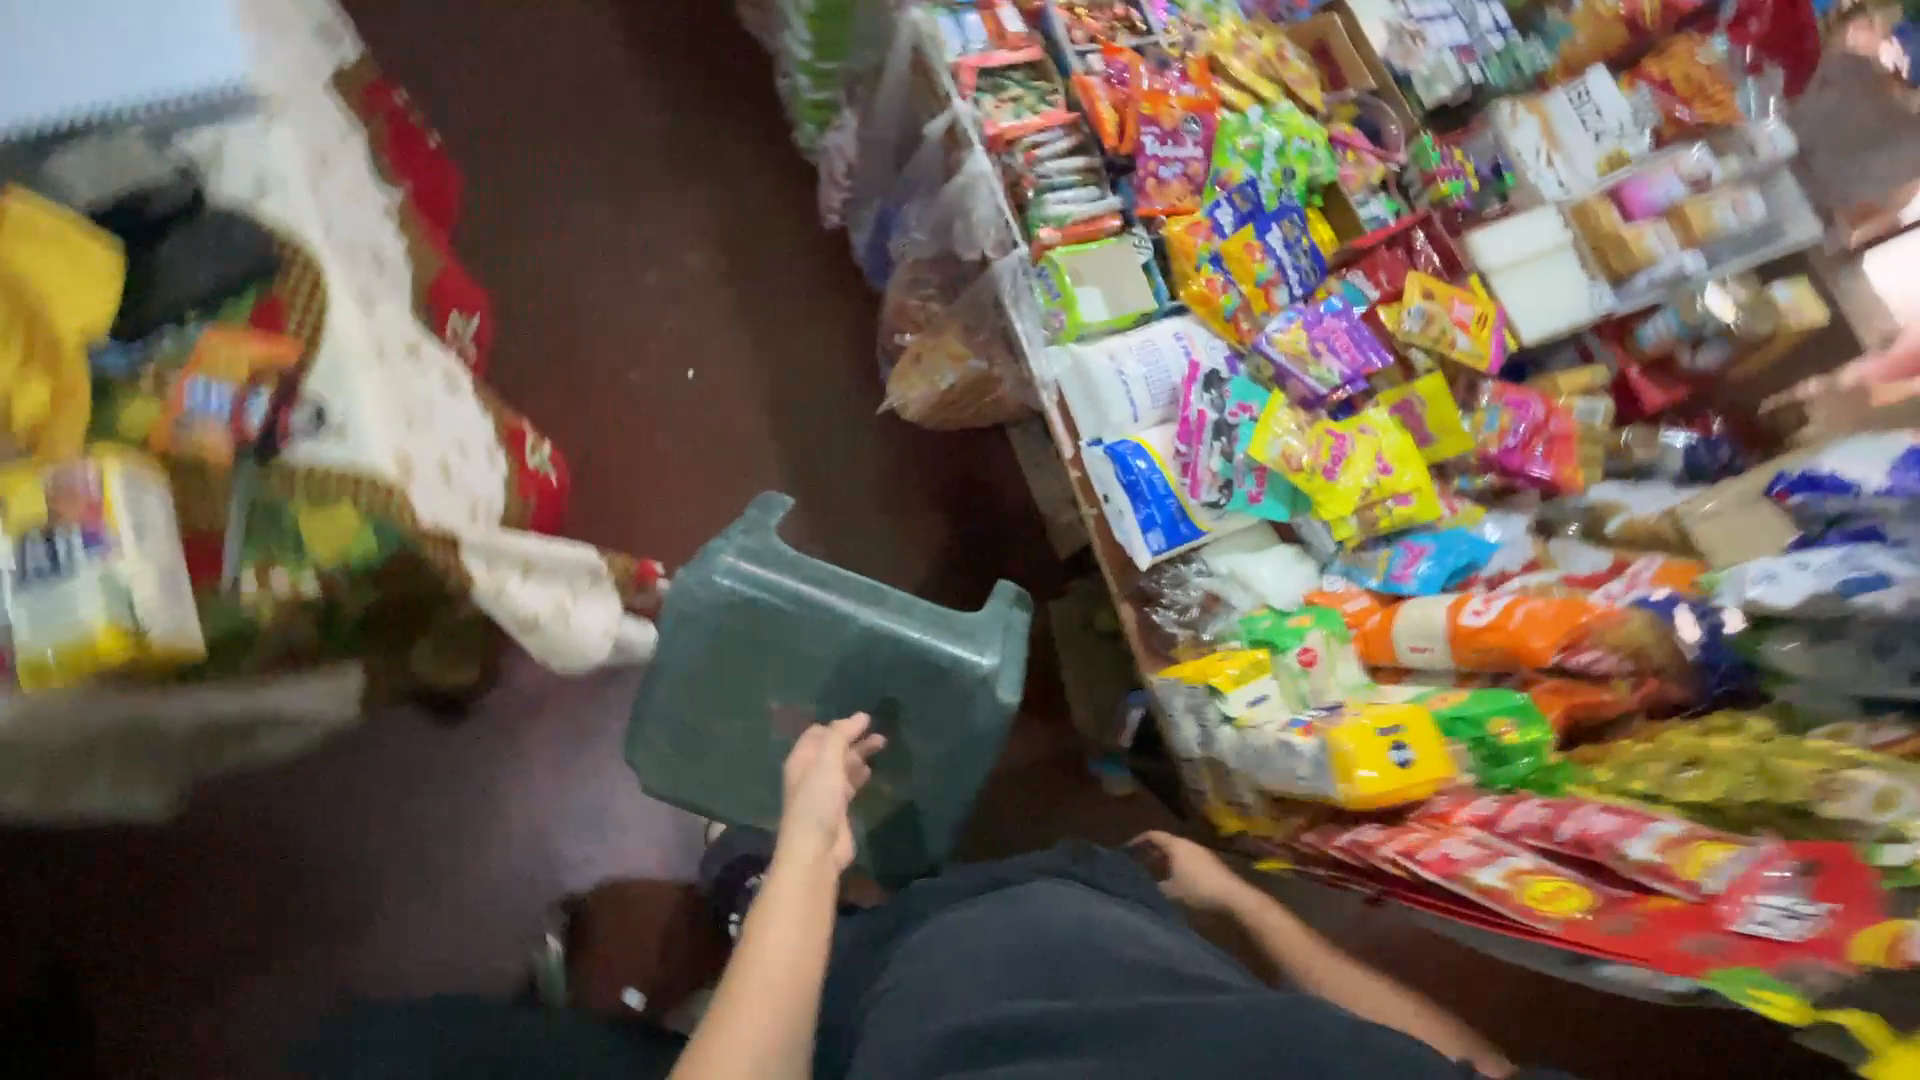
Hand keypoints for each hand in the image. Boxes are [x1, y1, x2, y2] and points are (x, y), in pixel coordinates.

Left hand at [779, 713, 885, 870]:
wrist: (816, 850)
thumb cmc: (817, 801)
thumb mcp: (826, 762)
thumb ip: (841, 736)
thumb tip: (861, 716)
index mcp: (802, 759)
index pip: (818, 733)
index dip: (839, 725)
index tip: (864, 721)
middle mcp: (810, 772)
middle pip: (833, 748)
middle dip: (854, 738)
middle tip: (879, 733)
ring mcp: (824, 791)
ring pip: (843, 764)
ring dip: (860, 754)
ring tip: (882, 744)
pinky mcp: (837, 808)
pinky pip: (850, 783)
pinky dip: (860, 773)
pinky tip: (871, 770)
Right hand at [1130, 831, 1257, 914]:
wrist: (1234, 899)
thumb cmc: (1197, 891)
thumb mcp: (1170, 891)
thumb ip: (1156, 885)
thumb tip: (1150, 883)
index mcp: (1176, 845)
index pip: (1153, 836)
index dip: (1138, 841)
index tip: (1127, 849)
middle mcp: (1188, 844)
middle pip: (1166, 844)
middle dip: (1152, 853)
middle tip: (1140, 863)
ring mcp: (1202, 854)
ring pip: (1178, 854)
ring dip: (1166, 862)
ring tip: (1156, 875)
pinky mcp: (1213, 866)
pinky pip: (1189, 862)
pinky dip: (1178, 868)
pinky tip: (1176, 883)